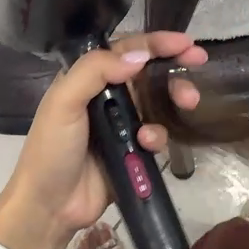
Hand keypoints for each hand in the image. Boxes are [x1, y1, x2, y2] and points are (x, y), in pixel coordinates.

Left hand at [0, 32, 206, 248]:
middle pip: (147, 73)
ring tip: (188, 102)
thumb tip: (140, 56)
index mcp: (86, 78)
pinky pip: (156, 135)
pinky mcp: (132, 152)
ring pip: (157, 103)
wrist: (50, 206)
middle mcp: (105, 97)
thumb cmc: (52, 148)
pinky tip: (149, 143)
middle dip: (174, 67)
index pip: (124, 50)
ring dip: (173, 99)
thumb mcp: (64, 102)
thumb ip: (95, 71)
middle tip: (198, 62)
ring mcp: (121, 125)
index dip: (155, 43)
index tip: (185, 41)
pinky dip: (158, 135)